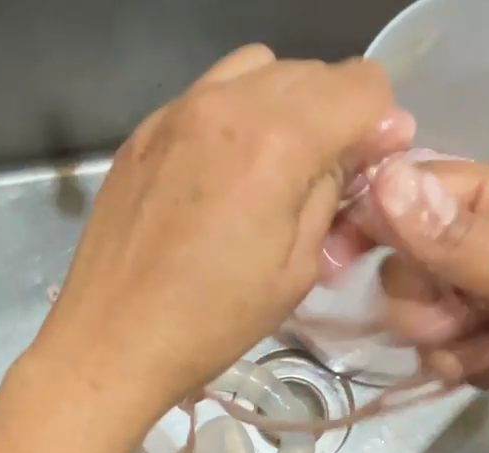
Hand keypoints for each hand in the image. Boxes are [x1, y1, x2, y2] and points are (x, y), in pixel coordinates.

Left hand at [31, 45, 412, 411]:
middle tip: (318, 180)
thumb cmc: (208, 324)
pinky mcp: (141, 135)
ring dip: (280, 106)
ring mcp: (175, 114)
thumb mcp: (294, 270)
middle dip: (331, 117)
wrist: (109, 345)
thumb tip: (356, 151)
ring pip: (255, 71)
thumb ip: (330, 193)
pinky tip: (217, 177)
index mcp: (275, 140)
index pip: (362, 86)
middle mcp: (225, 106)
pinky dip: (229, 119)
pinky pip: (204, 98)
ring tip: (268, 168)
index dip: (379, 127)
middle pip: (310, 73)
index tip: (366, 171)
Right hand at [342, 157, 488, 452]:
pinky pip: (450, 350)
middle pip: (413, 264)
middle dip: (426, 304)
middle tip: (465, 322)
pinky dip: (471, 366)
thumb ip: (453, 238)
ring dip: (451, 343)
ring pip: (426, 316)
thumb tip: (380, 179)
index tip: (336, 262)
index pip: (423, 192)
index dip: (375, 221)